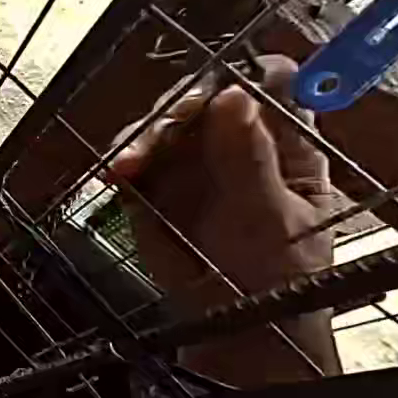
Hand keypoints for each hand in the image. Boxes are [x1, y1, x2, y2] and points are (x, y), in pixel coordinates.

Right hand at [106, 56, 340, 379]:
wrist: (230, 322)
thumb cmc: (275, 275)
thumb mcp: (271, 219)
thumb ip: (250, 160)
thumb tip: (233, 95)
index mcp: (283, 141)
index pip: (268, 84)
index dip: (246, 75)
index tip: (222, 91)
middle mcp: (233, 139)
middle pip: (203, 96)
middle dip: (177, 107)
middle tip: (160, 131)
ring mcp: (190, 160)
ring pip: (161, 124)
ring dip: (139, 137)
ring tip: (125, 166)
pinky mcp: (153, 183)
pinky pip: (132, 158)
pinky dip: (120, 161)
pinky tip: (114, 175)